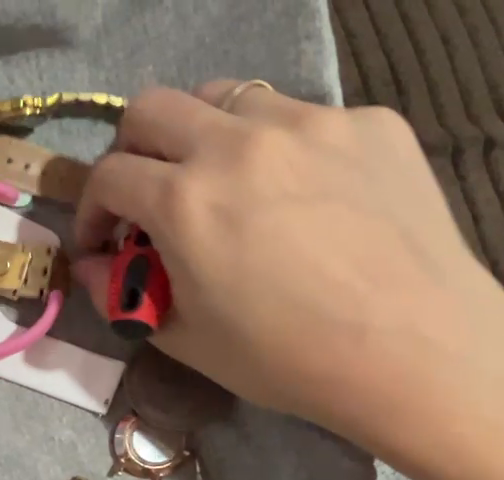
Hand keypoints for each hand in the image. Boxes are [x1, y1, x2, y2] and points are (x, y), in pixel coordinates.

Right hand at [74, 80, 503, 452]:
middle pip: (152, 108)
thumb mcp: (181, 337)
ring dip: (201, 137)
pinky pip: (299, 118)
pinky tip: (297, 199)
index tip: (103, 242)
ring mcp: (309, 123)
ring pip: (227, 99)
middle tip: (147, 197)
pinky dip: (275, 150)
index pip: (108, 175)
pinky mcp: (367, 122)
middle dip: (132, 152)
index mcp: (184, 200)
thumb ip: (119, 293)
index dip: (91, 211)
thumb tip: (92, 265)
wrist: (412, 347)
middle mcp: (238, 143)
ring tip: (219, 186)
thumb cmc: (281, 356)